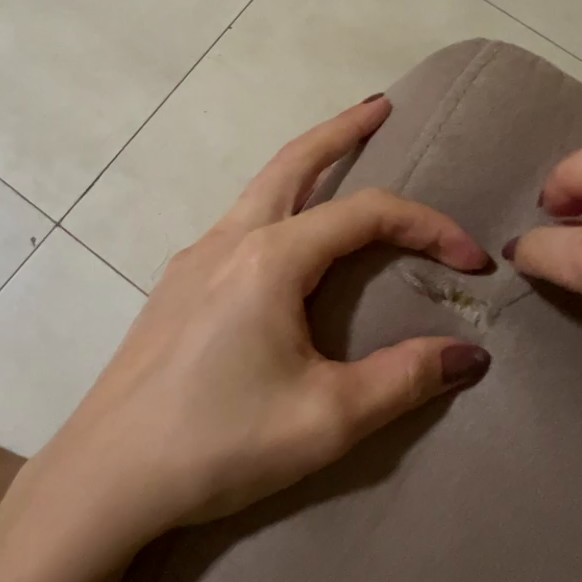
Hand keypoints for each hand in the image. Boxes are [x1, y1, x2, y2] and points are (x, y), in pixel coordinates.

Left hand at [43, 95, 492, 533]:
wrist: (108, 474)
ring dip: (303, 164)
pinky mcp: (175, 285)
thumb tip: (468, 355)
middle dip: (341, 130)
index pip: (366, 214)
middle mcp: (229, 240)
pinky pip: (237, 223)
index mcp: (270, 259)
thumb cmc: (220, 444)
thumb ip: (404, 380)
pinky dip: (275, 204)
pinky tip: (285, 241)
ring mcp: (193, 258)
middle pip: (293, 162)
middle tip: (381, 107)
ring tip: (339, 158)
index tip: (474, 262)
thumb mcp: (327, 420)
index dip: (428, 226)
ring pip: (259, 188)